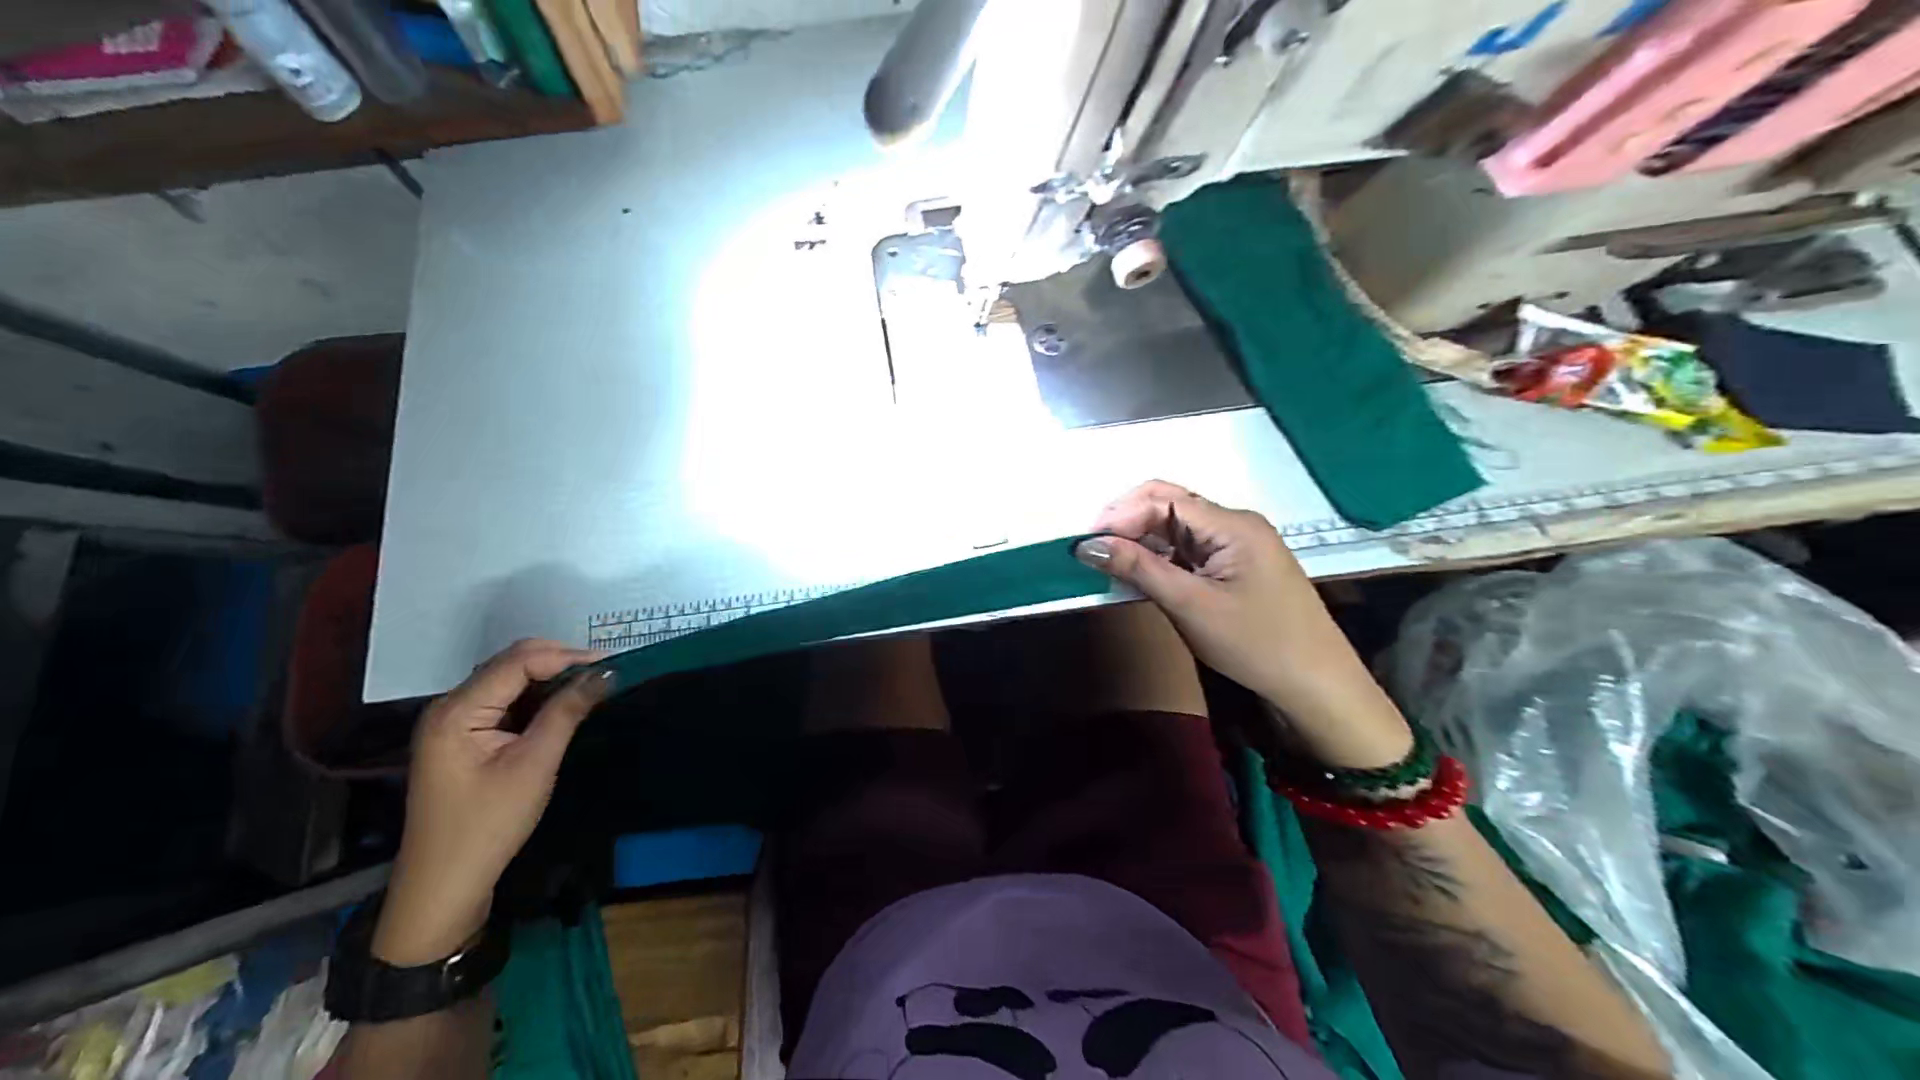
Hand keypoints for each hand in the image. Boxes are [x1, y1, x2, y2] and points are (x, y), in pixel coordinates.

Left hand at [372, 639, 610, 965]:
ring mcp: (452, 722)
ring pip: (508, 679)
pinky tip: (562, 704)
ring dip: (550, 677)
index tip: (613, 664)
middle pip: (509, 663)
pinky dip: (536, 695)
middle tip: (605, 673)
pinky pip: (503, 700)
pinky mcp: (462, 737)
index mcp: (456, 711)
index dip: (567, 657)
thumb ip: (567, 711)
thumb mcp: (535, 764)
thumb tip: (607, 672)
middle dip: (559, 661)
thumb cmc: (489, 825)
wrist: (444, 885)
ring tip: (591, 684)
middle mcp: (448, 706)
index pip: (518, 662)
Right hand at [1079, 480, 1411, 768]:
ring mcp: (1237, 545)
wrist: (1316, 684)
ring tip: (1107, 561)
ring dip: (1141, 540)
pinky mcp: (1235, 566)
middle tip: (1091, 548)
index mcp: (1232, 524)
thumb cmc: (1255, 643)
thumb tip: (1087, 545)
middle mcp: (1235, 524)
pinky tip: (1138, 572)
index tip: (1085, 542)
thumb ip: (1138, 569)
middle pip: (1170, 506)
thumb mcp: (1191, 605)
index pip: (1164, 500)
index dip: (1120, 515)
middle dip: (1127, 521)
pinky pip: (1189, 550)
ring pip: (1177, 529)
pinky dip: (1160, 558)